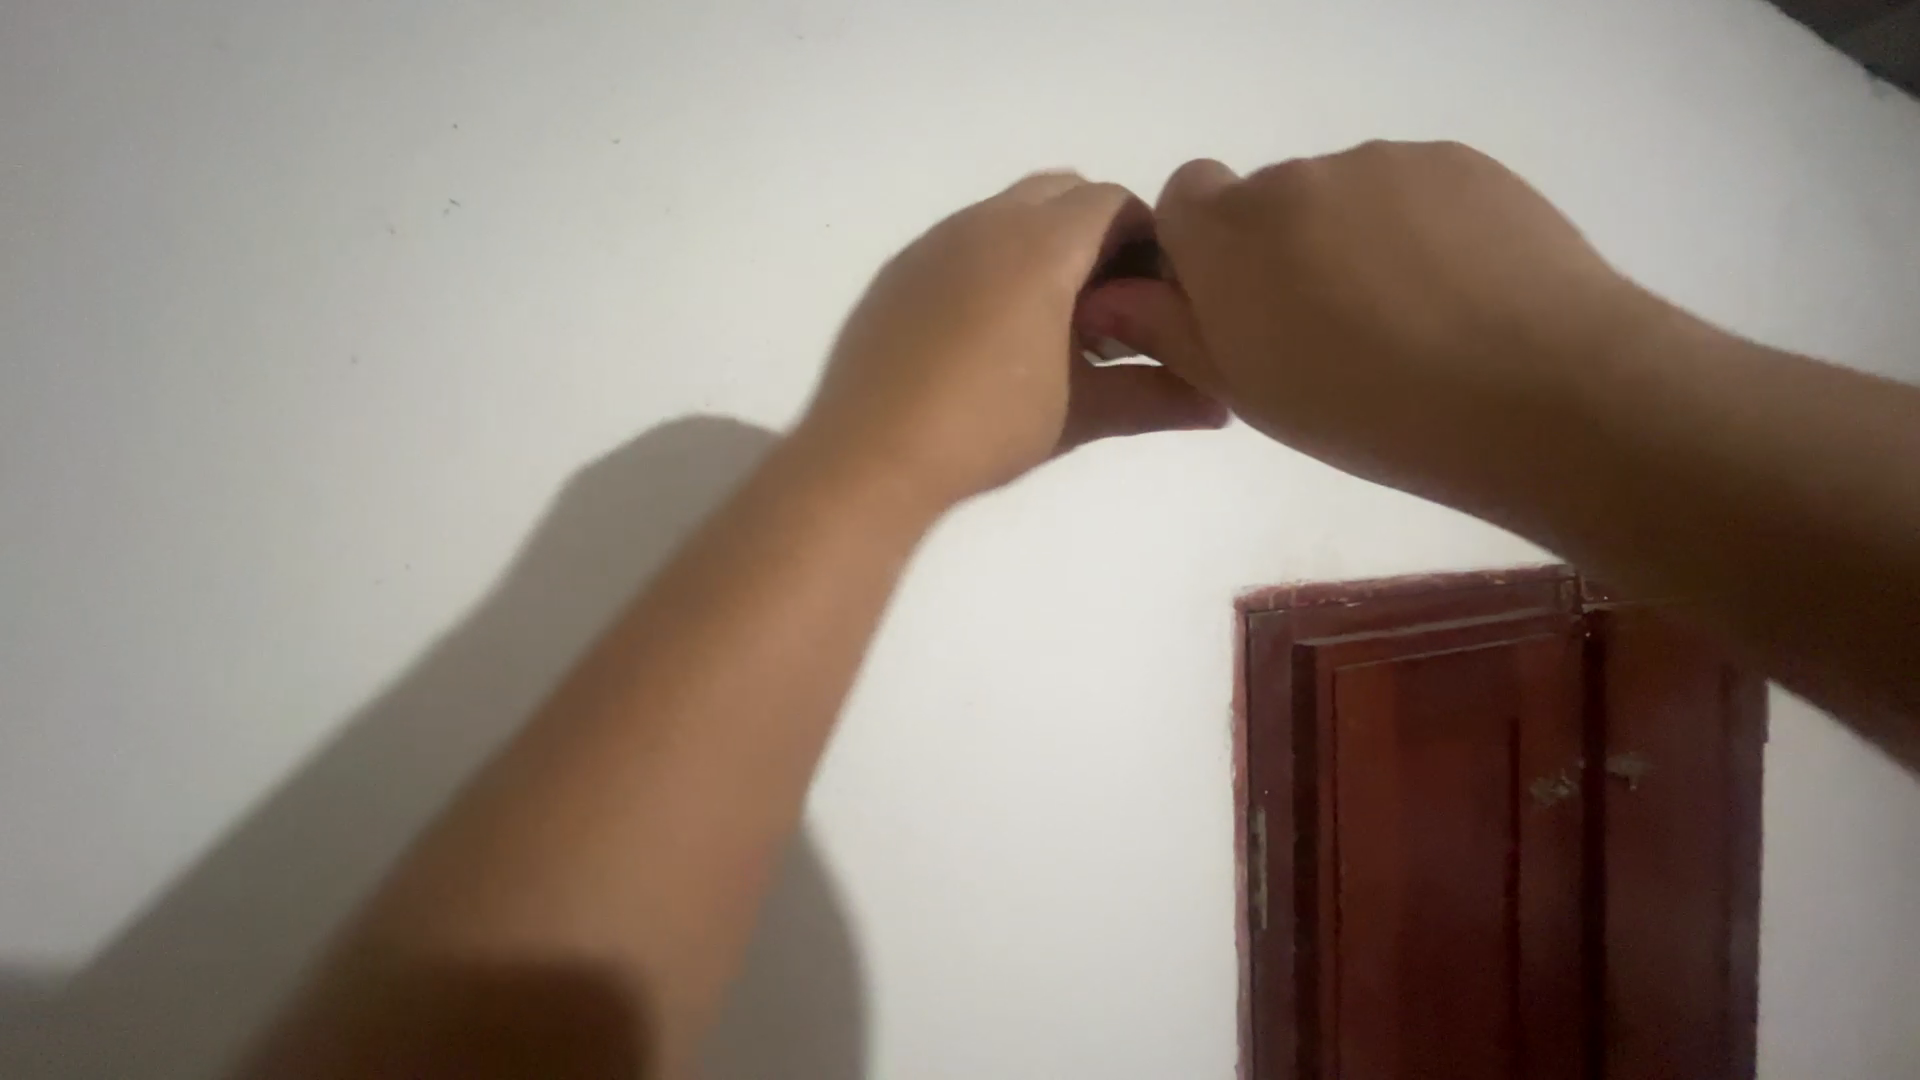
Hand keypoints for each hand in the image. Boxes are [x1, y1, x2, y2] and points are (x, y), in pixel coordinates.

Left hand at [796, 172, 1227, 509]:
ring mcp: (931, 244)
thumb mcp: (1078, 413)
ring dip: (1039, 250)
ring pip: (1004, 215)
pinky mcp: (896, 275)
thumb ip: (1153, 398)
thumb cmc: (986, 430)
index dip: (1144, 240)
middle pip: (1060, 195)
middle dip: (1093, 238)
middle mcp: (982, 223)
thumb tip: (1221, 408)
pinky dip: (989, 267)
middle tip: (1102, 312)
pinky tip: (984, 338)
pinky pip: (958, 245)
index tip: (1150, 298)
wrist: (871, 457)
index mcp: (1039, 244)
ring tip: (1044, 329)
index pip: (1112, 201)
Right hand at [1076, 141, 1663, 509]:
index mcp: (1226, 235)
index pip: (1181, 196)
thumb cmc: (1353, 409)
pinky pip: (1401, 189)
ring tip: (1389, 318)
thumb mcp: (1238, 386)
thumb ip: (1166, 330)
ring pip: (1332, 195)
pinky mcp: (1457, 161)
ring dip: (1336, 240)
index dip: (1194, 246)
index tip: (1225, 304)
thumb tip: (1105, 298)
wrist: (1528, 391)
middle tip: (1312, 329)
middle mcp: (1293, 179)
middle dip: (1266, 249)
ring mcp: (1380, 163)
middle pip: (1258, 200)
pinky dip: (1403, 230)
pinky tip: (1442, 293)